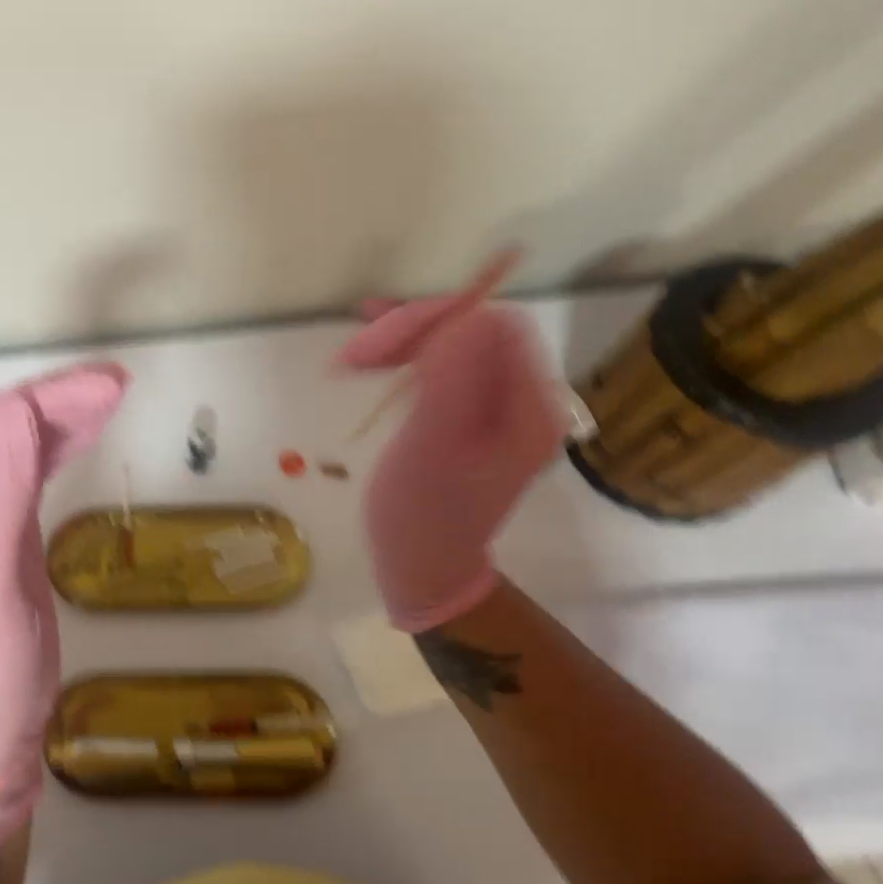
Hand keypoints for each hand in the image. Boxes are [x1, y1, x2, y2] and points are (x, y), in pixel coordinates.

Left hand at [0, 362, 128, 861]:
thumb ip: (0, 494)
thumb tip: (18, 413)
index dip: (42, 398)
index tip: (104, 386)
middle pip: (3, 428)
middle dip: (58, 399)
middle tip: (120, 381)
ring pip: (20, 448)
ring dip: (65, 418)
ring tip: (116, 394)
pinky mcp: (5, 536)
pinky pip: (32, 476)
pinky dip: (62, 450)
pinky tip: (91, 432)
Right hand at [337, 275, 564, 631]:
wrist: (423, 569)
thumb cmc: (423, 517)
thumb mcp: (433, 449)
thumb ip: (451, 380)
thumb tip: (458, 315)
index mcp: (530, 407)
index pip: (498, 326)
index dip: (442, 317)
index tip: (381, 335)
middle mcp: (524, 399)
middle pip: (475, 330)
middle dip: (415, 329)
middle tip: (355, 351)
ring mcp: (498, 406)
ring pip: (455, 343)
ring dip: (402, 341)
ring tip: (352, 356)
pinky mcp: (470, 414)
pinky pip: (444, 366)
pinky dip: (405, 358)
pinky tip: (369, 361)